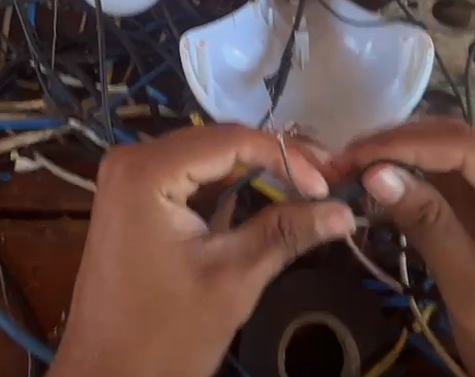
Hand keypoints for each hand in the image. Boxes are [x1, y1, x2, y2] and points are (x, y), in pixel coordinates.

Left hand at [48, 125, 355, 376]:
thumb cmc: (164, 335)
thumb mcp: (232, 280)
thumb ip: (285, 232)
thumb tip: (345, 210)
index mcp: (146, 169)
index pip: (229, 140)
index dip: (284, 157)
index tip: (329, 184)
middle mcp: (131, 156)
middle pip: (216, 142)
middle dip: (274, 159)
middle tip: (327, 178)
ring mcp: (129, 174)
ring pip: (206, 157)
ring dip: (254, 170)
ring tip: (307, 182)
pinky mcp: (134, 194)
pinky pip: (189, 176)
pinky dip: (226, 186)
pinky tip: (267, 192)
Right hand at [337, 119, 474, 376]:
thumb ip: (429, 226)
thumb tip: (373, 172)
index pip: (466, 146)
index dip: (404, 143)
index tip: (351, 154)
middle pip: (460, 142)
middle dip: (399, 146)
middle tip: (343, 159)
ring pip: (454, 156)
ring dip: (404, 158)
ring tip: (354, 167)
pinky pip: (459, 181)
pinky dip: (419, 180)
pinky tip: (384, 182)